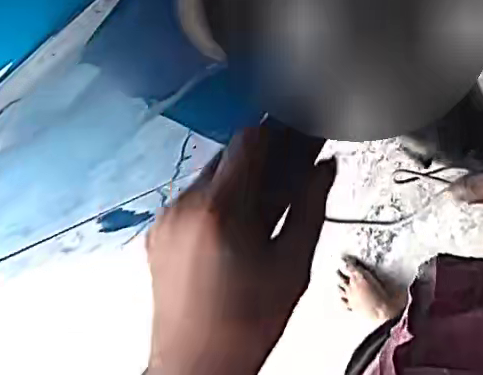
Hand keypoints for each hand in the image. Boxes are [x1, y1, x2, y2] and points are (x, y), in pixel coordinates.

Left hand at [146, 124, 336, 374]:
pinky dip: (218, 200)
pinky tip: (237, 225)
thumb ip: (311, 205)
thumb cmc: (243, 328)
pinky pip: (194, 196)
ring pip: (212, 173)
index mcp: (218, 208)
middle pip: (230, 154)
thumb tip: (324, 166)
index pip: (248, 138)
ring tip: (264, 206)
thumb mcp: (292, 264)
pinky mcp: (158, 232)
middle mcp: (185, 206)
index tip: (294, 139)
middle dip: (262, 159)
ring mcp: (168, 219)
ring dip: (240, 179)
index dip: (276, 132)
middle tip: (287, 172)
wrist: (195, 373)